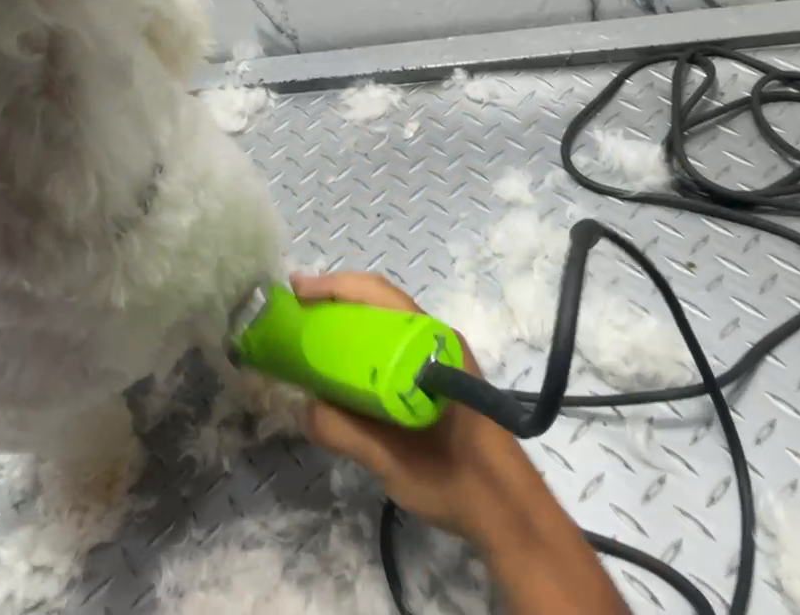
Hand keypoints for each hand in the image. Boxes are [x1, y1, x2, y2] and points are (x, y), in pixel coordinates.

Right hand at [291, 271, 540, 544]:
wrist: (508, 512)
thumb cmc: (454, 479)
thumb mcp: (390, 458)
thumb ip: (341, 429)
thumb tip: (301, 406)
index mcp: (432, 345)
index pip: (377, 296)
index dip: (333, 288)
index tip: (294, 293)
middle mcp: (437, 340)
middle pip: (378, 302)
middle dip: (333, 301)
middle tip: (292, 312)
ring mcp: (439, 358)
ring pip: (384, 324)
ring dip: (346, 324)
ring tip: (308, 337)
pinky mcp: (437, 380)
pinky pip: (392, 348)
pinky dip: (361, 349)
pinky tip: (339, 371)